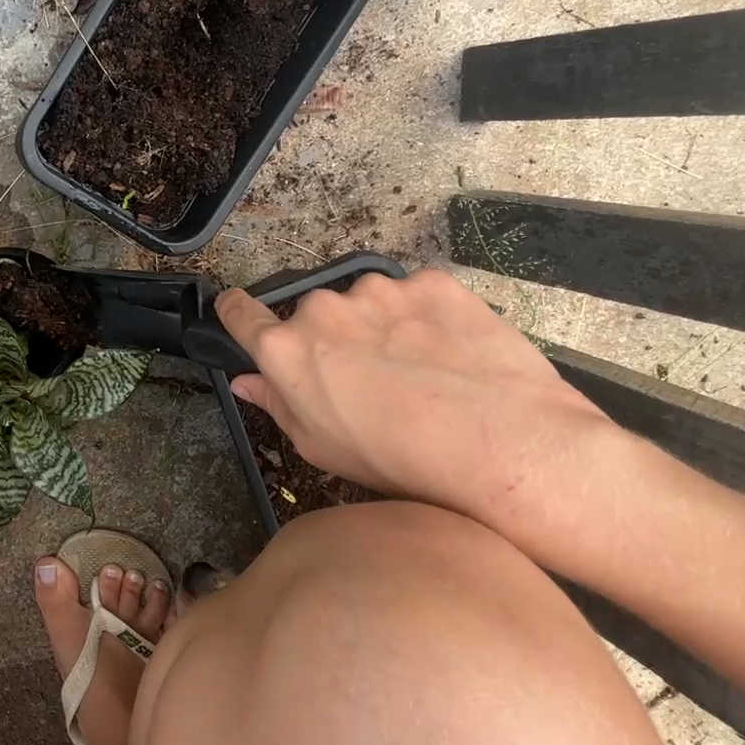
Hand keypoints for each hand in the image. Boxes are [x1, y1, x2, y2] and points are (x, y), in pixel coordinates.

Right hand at [217, 269, 615, 523]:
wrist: (507, 447)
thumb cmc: (402, 461)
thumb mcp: (321, 447)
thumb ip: (277, 404)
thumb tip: (247, 382)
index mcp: (286, 350)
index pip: (240, 314)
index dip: (236, 313)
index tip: (240, 312)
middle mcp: (322, 309)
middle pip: (314, 315)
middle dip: (333, 338)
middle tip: (369, 378)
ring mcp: (379, 291)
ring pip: (368, 303)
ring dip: (382, 326)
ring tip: (422, 370)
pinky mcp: (432, 283)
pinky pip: (417, 295)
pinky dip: (427, 318)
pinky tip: (453, 355)